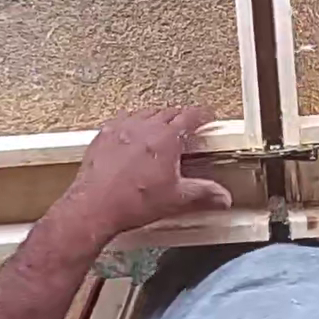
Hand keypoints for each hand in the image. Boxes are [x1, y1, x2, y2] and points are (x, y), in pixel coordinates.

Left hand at [44, 106, 232, 253]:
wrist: (95, 205)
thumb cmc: (133, 201)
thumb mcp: (176, 198)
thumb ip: (203, 193)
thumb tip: (223, 196)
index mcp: (166, 138)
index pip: (190, 116)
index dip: (202, 114)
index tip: (208, 115)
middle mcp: (145, 126)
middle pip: (168, 112)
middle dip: (180, 116)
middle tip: (187, 124)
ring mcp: (122, 128)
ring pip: (145, 113)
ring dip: (156, 117)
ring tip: (161, 126)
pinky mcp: (104, 135)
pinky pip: (122, 119)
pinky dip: (132, 122)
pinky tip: (131, 131)